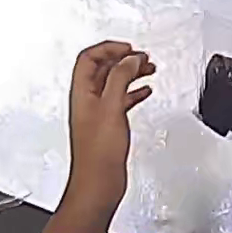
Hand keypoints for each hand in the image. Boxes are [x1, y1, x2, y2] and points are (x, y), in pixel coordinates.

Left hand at [66, 41, 153, 214]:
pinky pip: (122, 99)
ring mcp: (99, 112)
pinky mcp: (109, 124)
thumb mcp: (111, 107)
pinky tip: (144, 91)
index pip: (90, 58)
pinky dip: (134, 91)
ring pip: (115, 82)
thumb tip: (129, 59)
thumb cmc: (98, 154)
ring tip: (148, 68)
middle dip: (124, 58)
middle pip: (103, 68)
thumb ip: (120, 79)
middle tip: (142, 57)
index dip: (109, 48)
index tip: (130, 49)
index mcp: (82, 93)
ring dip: (131, 73)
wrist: (98, 185)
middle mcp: (88, 100)